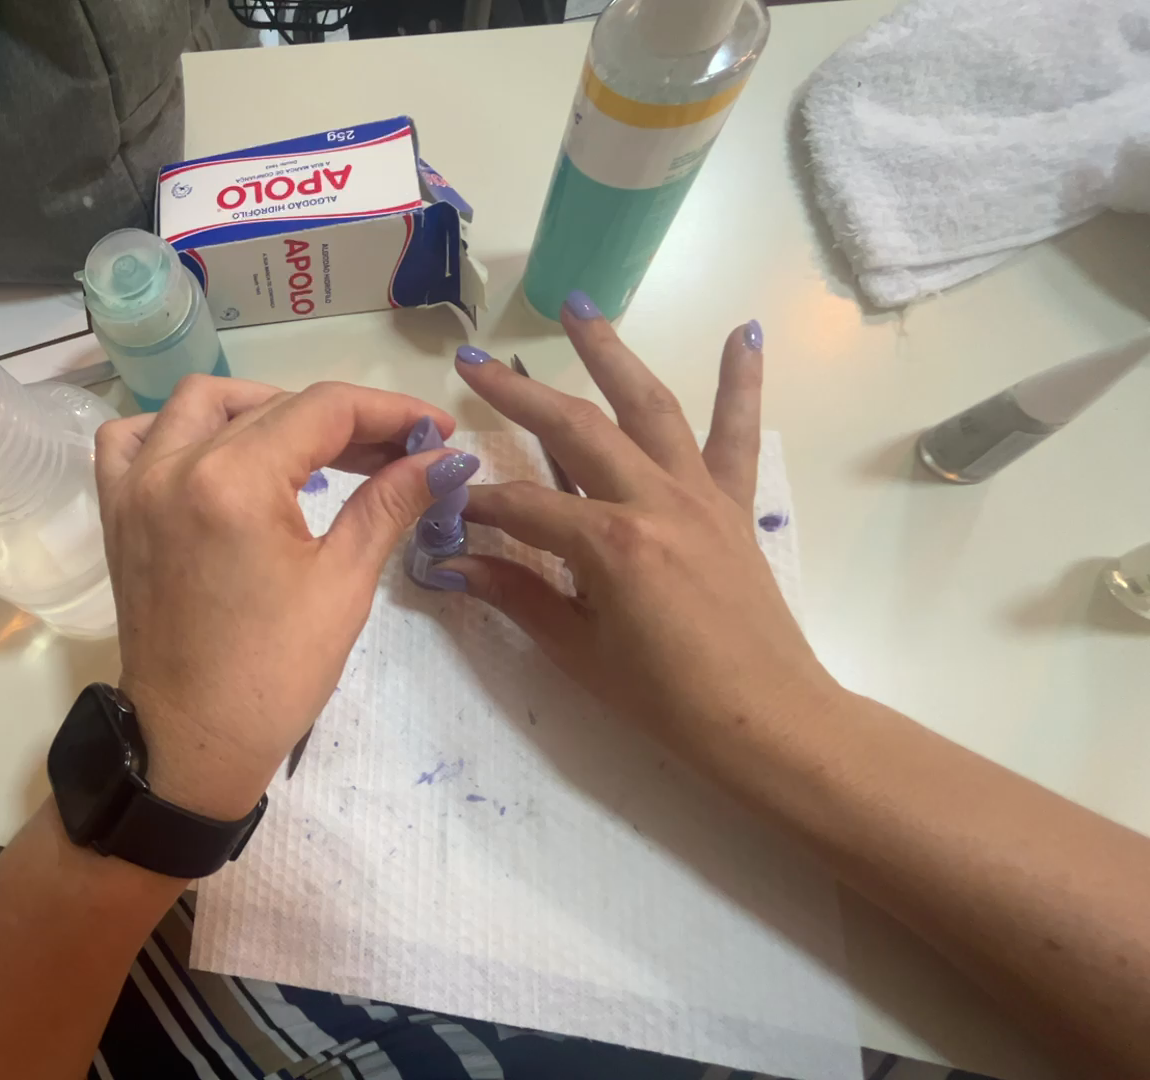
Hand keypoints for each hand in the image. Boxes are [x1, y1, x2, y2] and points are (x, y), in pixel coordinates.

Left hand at [95, 376, 473, 819]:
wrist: (193, 738)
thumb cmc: (275, 674)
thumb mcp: (343, 583)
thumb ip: (390, 501)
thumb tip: (445, 457)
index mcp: (234, 481)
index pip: (323, 409)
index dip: (390, 411)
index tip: (435, 431)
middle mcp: (174, 465)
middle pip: (271, 405)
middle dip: (341, 421)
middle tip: (391, 452)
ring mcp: (135, 485)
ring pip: (198, 405)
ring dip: (258, 408)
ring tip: (305, 447)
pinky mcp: (116, 509)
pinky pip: (131, 439)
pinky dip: (172, 429)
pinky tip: (211, 450)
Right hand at [442, 298, 839, 750]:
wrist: (768, 722)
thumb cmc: (663, 698)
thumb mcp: (573, 648)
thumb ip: (510, 592)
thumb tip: (444, 563)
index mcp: (610, 543)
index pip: (520, 504)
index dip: (473, 504)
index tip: (437, 507)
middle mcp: (655, 501)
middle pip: (574, 428)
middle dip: (516, 392)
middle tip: (469, 362)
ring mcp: (699, 494)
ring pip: (649, 406)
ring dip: (609, 353)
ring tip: (579, 306)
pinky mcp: (730, 503)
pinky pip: (737, 433)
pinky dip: (741, 381)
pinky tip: (742, 332)